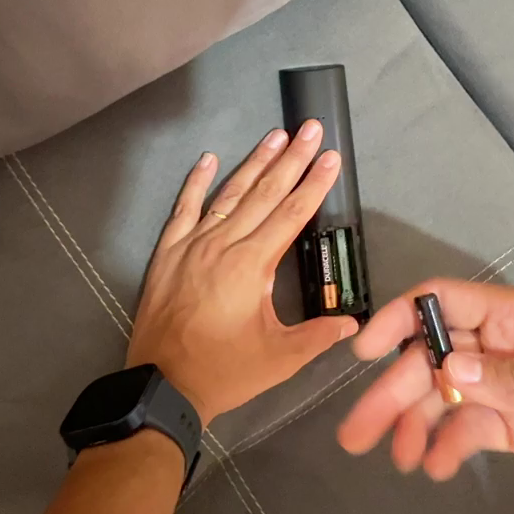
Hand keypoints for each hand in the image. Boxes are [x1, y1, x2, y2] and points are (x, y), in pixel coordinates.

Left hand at [126, 122, 359, 425]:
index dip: (314, 184)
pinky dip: (196, 182)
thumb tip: (352, 324)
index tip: (330, 156)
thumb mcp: (279, 359)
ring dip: (254, 163)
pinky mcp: (168, 252)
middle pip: (264, 193)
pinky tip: (209, 159)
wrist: (162, 385)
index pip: (291, 214)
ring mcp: (192, 244)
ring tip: (275, 136)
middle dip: (292, 159)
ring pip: (229, 194)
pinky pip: (184, 209)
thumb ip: (318, 336)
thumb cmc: (224, 371)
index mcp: (252, 265)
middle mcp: (223, 244)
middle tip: (309, 128)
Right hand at [335, 280, 513, 513]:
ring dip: (416, 421)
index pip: (450, 302)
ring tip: (395, 457)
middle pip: (438, 356)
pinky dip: (450, 445)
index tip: (364, 352)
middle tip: (359, 434)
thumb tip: (446, 366)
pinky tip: (435, 467)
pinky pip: (477, 429)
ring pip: (450, 396)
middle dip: (395, 388)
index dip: (402, 318)